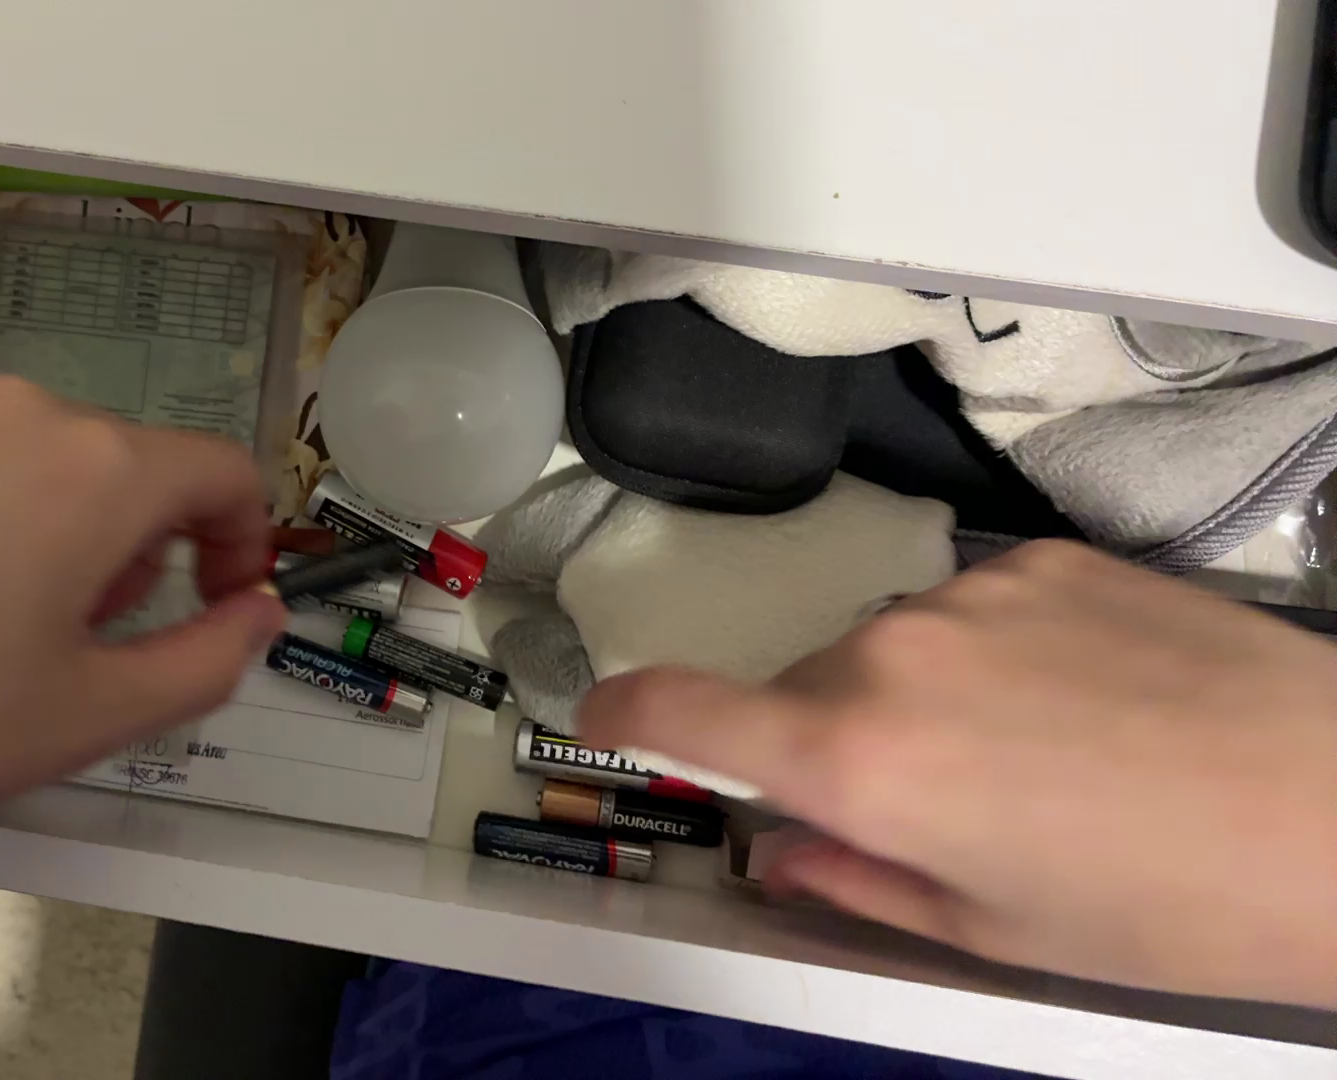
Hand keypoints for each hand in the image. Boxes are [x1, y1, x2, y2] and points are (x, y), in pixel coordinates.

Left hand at [0, 377, 286, 1077]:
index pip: (226, 471)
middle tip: (96, 632)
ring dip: (63, 526)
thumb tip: (260, 612)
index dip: (245, 538)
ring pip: (41, 458)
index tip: (220, 601)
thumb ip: (217, 656)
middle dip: (145, 544)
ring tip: (0, 619)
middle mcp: (14, 415)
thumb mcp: (105, 713)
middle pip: (132, 464)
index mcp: (97, 469)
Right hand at [579, 540, 1336, 1007]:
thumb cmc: (1166, 902)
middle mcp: (876, 656)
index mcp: (853, 758)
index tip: (602, 719)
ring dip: (906, 691)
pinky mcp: (1023, 557)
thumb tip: (775, 848)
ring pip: (874, 646)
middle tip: (927, 784)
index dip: (622, 713)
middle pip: (794, 685)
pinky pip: (957, 606)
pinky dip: (983, 648)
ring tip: (1027, 737)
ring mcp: (951, 595)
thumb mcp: (993, 927)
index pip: (680, 708)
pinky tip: (1078, 684)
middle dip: (825, 734)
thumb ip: (848, 877)